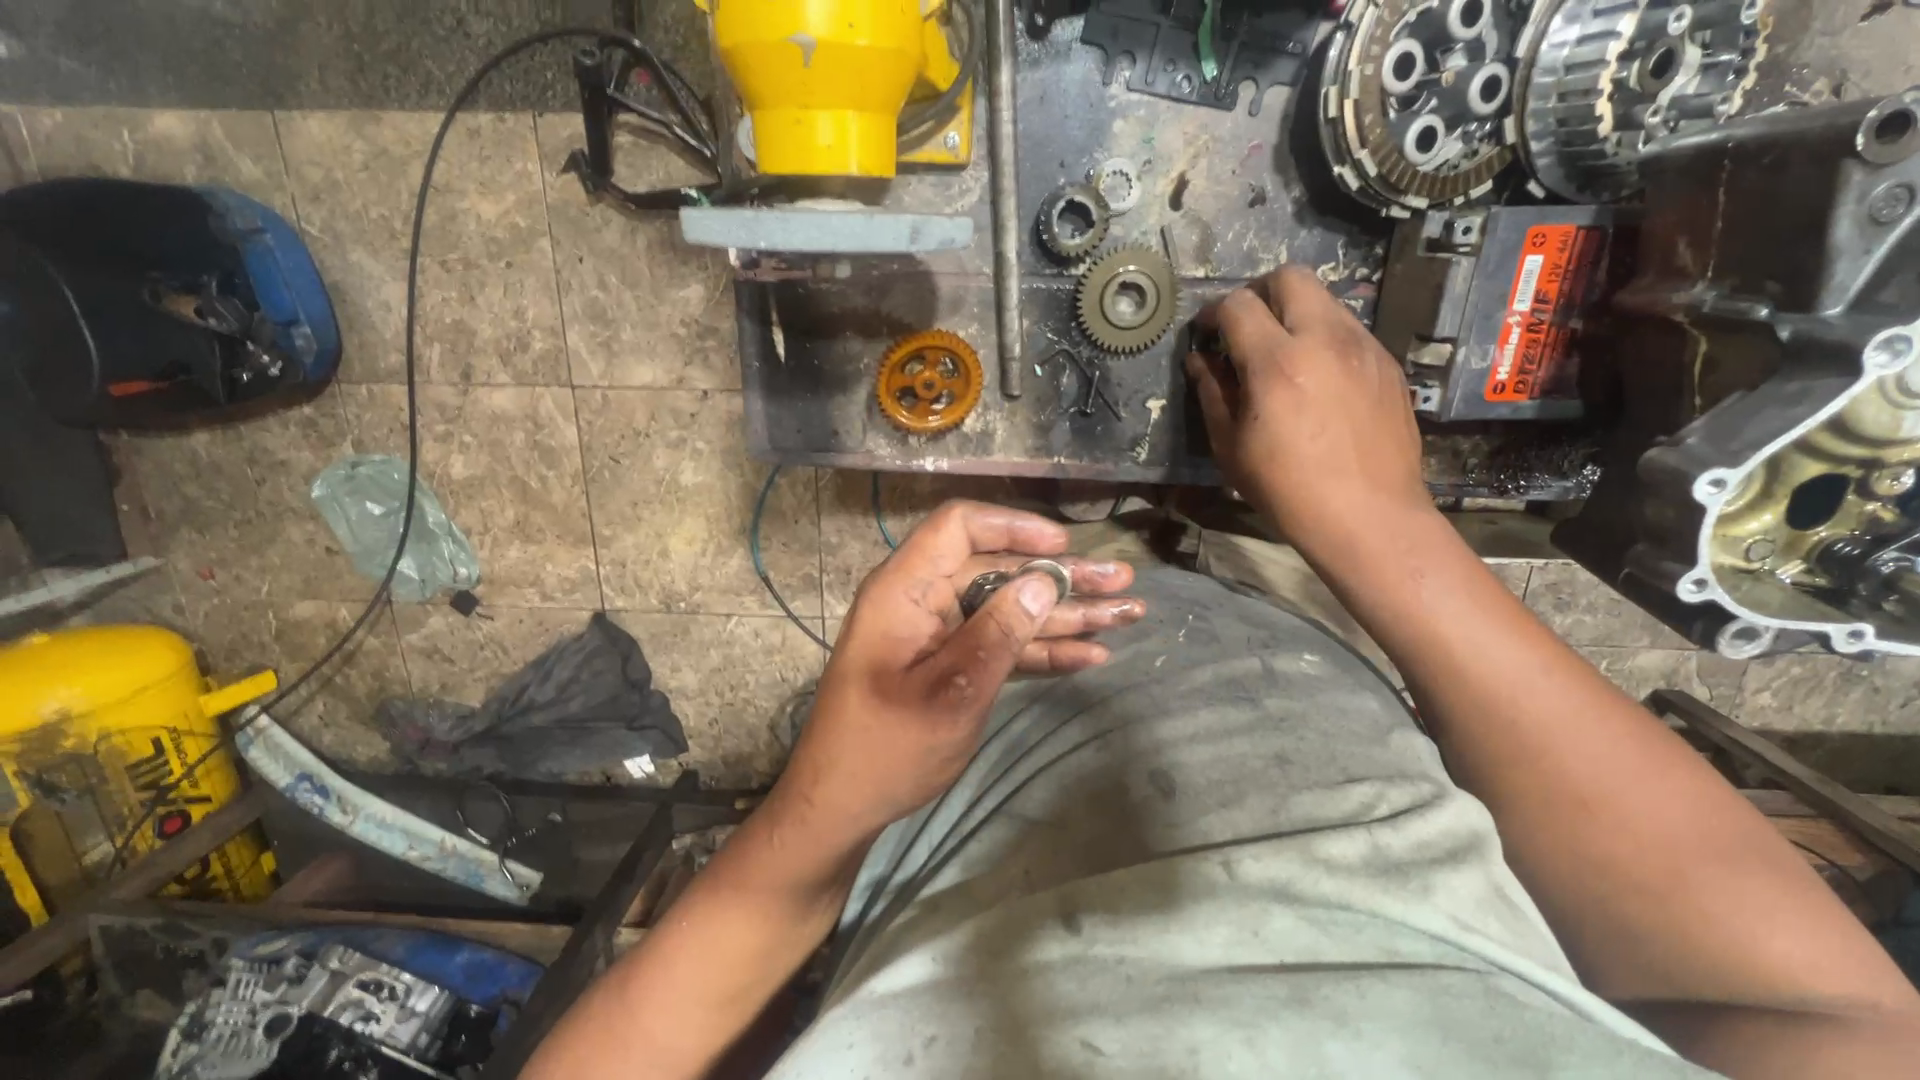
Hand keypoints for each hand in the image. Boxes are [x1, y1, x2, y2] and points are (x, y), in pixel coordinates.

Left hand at [771, 500, 1142, 843]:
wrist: (841, 807)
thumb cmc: (886, 749)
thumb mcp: (951, 692)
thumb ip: (998, 634)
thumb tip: (1042, 582)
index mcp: (904, 590)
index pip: (959, 527)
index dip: (1014, 527)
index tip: (1064, 546)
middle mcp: (922, 601)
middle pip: (997, 569)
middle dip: (1060, 577)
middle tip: (1122, 580)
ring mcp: (938, 635)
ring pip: (1007, 609)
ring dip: (1064, 614)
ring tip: (1127, 614)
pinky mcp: (950, 666)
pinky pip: (1000, 645)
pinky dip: (1042, 649)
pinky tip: (1091, 655)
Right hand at [1185, 265, 1429, 553]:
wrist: (1368, 515)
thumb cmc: (1287, 490)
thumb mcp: (1231, 447)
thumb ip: (1212, 393)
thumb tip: (1200, 361)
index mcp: (1277, 362)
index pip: (1237, 304)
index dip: (1213, 313)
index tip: (1206, 334)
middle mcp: (1324, 339)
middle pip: (1289, 277)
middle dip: (1258, 293)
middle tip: (1246, 327)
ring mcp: (1362, 347)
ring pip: (1324, 299)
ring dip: (1295, 313)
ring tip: (1283, 353)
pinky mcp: (1386, 363)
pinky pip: (1349, 330)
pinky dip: (1324, 338)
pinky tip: (1317, 378)